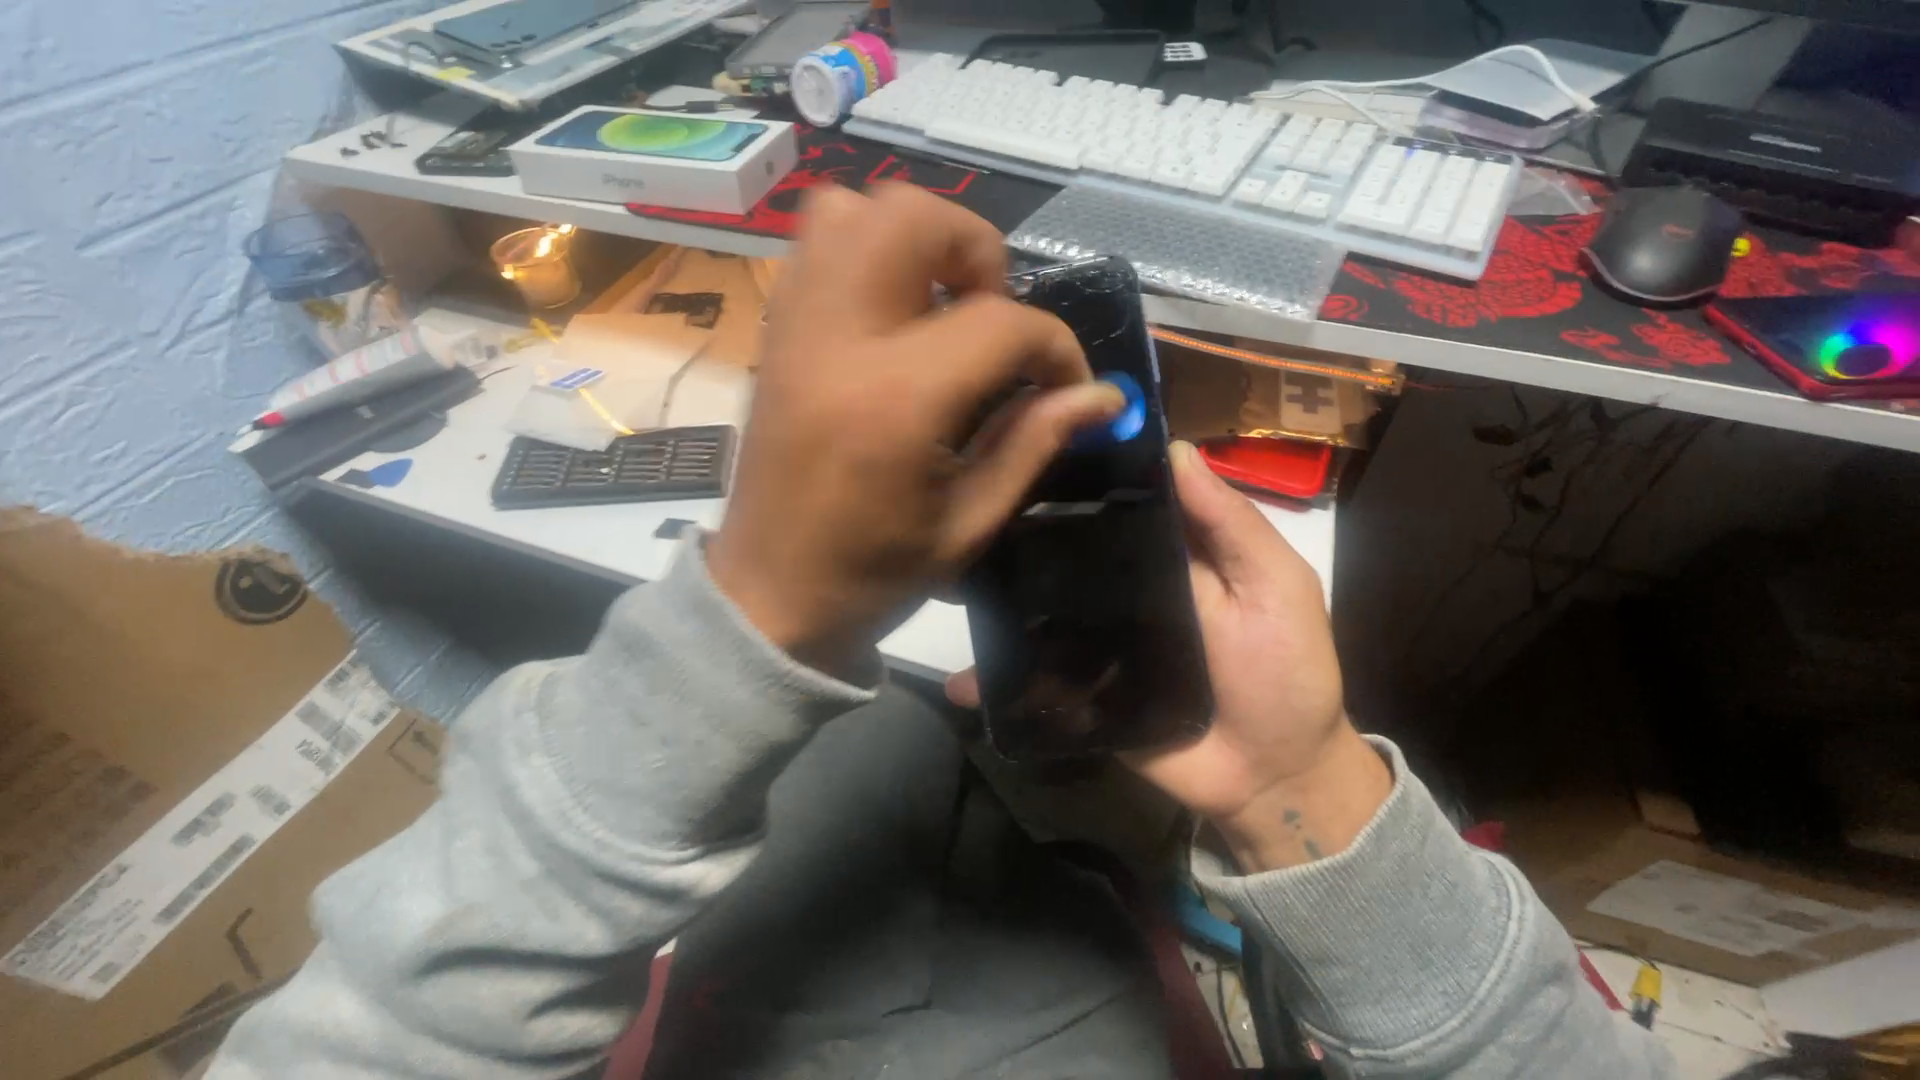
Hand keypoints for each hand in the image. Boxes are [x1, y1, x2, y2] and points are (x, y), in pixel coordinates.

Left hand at [709, 184, 1125, 678]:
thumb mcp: (970, 522)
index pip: (1000, 323)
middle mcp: (839, 341)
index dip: (1054, 347)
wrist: (769, 596)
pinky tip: (891, 317)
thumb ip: (1035, 443)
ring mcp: (795, 329)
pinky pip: (815, 247)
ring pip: (853, 211)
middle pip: (915, 221)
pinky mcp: (774, 335)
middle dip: (977, 253)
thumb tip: (1102, 395)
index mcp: (897, 401)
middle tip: (991, 316)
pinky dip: (865, 253)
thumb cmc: (874, 573)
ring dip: (915, 240)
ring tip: (939, 306)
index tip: (1066, 386)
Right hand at [948, 442, 1390, 869]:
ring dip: (997, 604)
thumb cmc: (1286, 672)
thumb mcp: (1276, 587)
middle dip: (1021, 534)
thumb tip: (1173, 448)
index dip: (1082, 473)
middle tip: (963, 511)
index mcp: (1171, 554)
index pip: (1118, 501)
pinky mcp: (1082, 692)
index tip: (1027, 439)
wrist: (1273, 779)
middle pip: (1068, 553)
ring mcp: (1098, 642)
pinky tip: (959, 681)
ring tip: (945, 584)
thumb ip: (1232, 524)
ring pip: (1040, 612)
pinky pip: (1035, 679)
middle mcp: (1126, 590)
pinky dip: (997, 682)